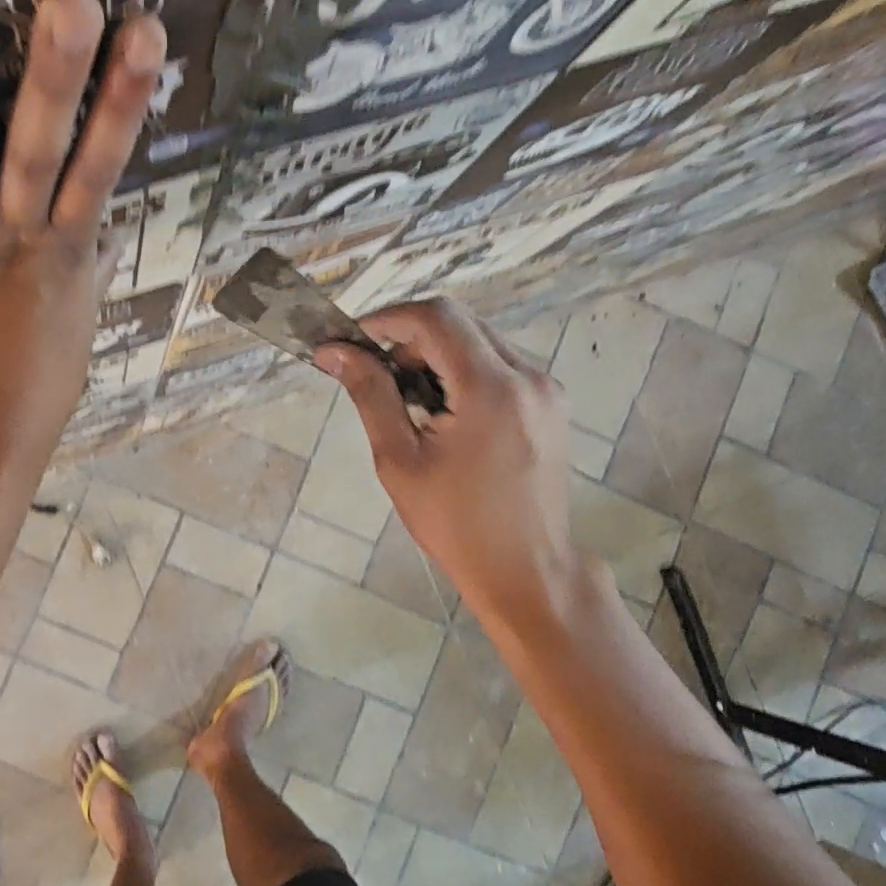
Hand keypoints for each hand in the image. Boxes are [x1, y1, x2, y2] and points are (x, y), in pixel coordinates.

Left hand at [0, 0, 165, 461]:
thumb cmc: (38, 385)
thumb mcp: (77, 320)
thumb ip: (90, 266)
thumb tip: (110, 229)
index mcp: (68, 251)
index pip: (104, 165)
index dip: (124, 102)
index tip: (144, 34)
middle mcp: (22, 239)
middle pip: (45, 151)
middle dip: (62, 76)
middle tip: (73, 0)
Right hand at [316, 298, 584, 621]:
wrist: (526, 568)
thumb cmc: (455, 524)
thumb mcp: (400, 461)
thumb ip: (371, 395)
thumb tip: (334, 353)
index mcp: (491, 389)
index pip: (437, 317)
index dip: (388, 318)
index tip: (354, 340)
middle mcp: (528, 376)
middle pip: (461, 322)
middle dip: (411, 338)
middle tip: (378, 376)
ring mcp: (547, 388)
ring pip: (481, 340)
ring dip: (437, 355)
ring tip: (409, 401)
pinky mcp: (551, 403)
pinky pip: (500, 365)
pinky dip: (464, 373)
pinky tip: (444, 413)